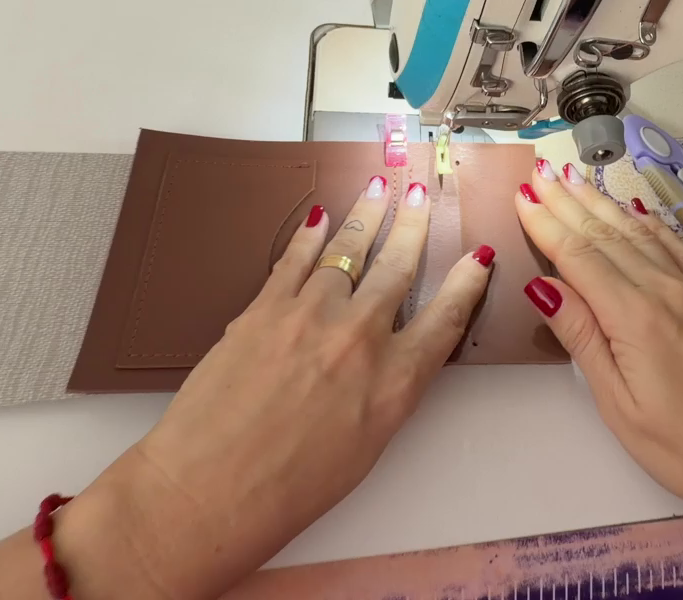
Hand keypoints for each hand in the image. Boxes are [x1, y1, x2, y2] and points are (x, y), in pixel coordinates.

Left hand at [58, 176, 494, 599]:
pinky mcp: (264, 308)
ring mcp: (310, 316)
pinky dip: (310, 234)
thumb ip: (392, 387)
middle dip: (414, 224)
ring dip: (367, 215)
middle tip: (420, 193)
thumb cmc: (292, 489)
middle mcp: (360, 339)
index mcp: (395, 383)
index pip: (447, 318)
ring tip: (379, 188)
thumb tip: (401, 346)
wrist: (204, 495)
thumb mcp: (368, 444)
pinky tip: (320, 217)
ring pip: (348, 250)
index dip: (467, 283)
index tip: (478, 254)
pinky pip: (295, 259)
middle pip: (398, 266)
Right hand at [517, 160, 682, 598]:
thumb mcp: (618, 402)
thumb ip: (581, 336)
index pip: (578, 254)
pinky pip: (670, 244)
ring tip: (573, 178)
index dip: (546, 223)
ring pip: (636, 231)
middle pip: (604, 233)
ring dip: (600, 202)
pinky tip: (635, 209)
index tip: (521, 194)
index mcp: (634, 313)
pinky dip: (646, 221)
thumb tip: (542, 284)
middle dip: (566, 201)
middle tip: (538, 173)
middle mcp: (662, 287)